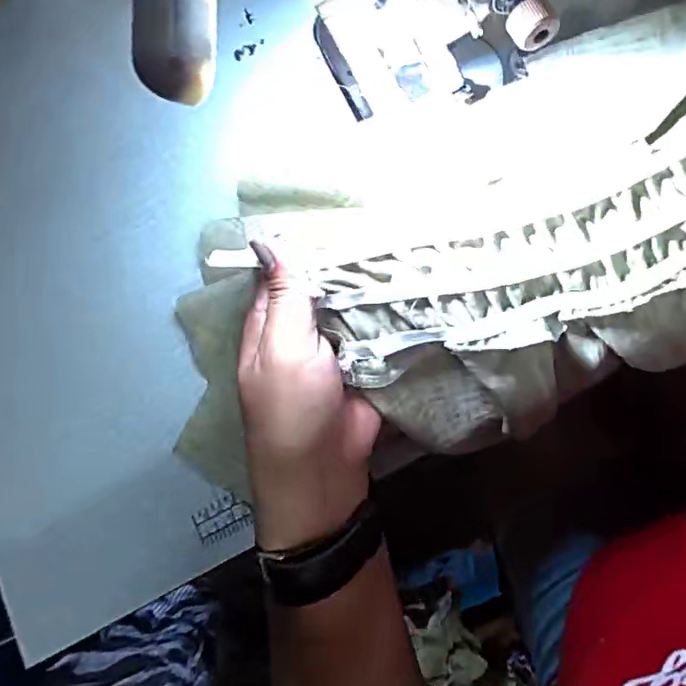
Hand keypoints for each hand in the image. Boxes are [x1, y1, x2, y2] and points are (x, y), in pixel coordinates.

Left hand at [237, 239, 382, 551]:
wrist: (327, 467)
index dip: (305, 247)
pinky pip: (379, 331)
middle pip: (324, 288)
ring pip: (354, 307)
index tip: (338, 218)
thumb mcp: (282, 349)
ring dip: (373, 287)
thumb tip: (269, 242)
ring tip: (406, 250)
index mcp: (269, 325)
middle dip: (347, 265)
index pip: (283, 274)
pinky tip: (415, 289)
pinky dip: (392, 314)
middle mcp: (302, 332)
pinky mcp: (368, 362)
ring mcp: (338, 348)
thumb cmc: (292, 408)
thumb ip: (284, 299)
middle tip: (384, 230)